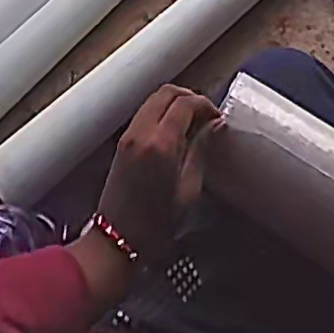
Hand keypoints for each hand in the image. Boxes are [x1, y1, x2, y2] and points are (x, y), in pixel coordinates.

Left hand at [96, 86, 220, 263]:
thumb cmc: (156, 224)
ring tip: (193, 120)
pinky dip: (162, 111)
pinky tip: (175, 128)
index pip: (184, 104)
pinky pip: (145, 112)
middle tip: (206, 113)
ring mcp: (129, 134)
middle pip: (166, 92)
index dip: (204, 104)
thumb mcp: (188, 189)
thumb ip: (200, 151)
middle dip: (189, 97)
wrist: (117, 239)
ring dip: (174, 102)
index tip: (217, 116)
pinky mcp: (122, 140)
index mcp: (161, 144)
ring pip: (154, 99)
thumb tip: (213, 127)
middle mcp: (142, 132)